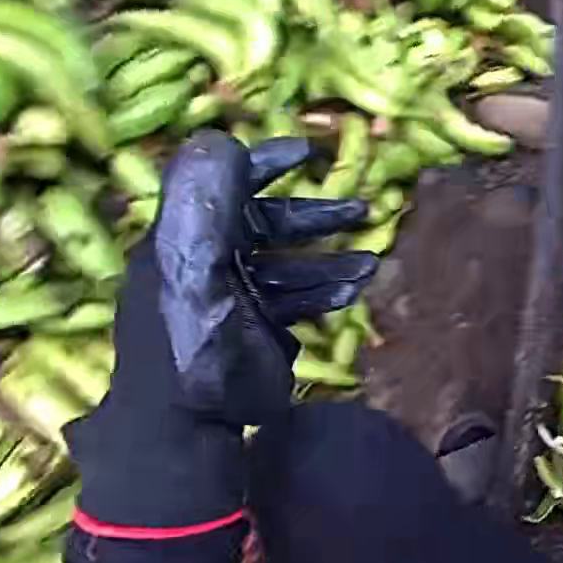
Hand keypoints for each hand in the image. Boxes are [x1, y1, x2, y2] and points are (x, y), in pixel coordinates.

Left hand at [64, 131, 377, 536]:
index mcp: (191, 238)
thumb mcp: (192, 268)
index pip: (229, 186)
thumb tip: (223, 139)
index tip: (309, 151)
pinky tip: (354, 291)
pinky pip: (301, 297)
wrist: (190, 423)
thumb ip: (205, 206)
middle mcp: (216, 259)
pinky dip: (328, 291)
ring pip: (294, 263)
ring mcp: (242, 294)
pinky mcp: (263, 325)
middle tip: (365, 209)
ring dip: (333, 258)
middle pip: (273, 224)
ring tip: (372, 262)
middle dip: (319, 216)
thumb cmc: (190, 342)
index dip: (266, 162)